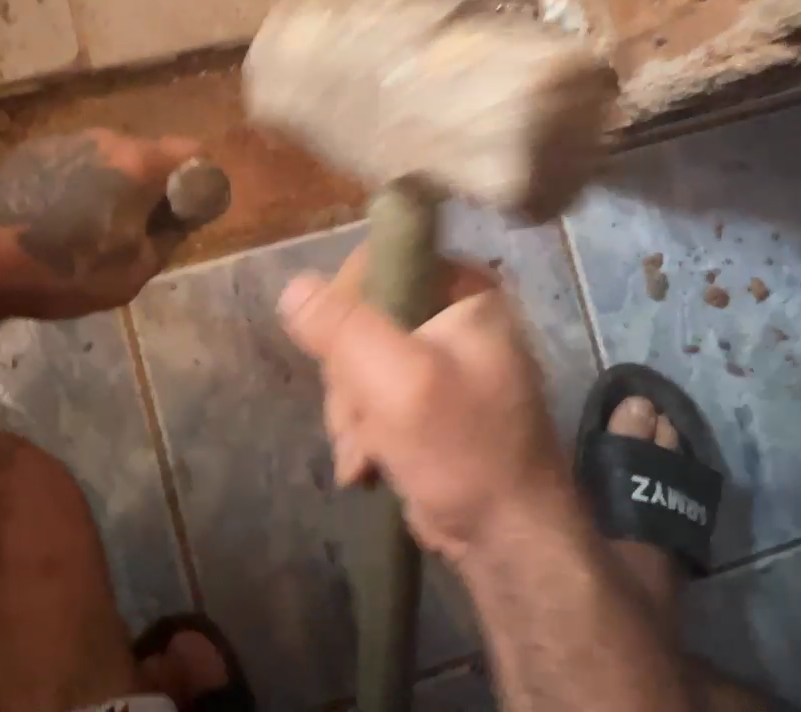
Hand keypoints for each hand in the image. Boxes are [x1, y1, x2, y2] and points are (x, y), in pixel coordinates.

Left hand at [0, 129, 201, 319]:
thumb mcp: (133, 271)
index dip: (202, 184)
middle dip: (155, 188)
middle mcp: (103, 140)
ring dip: (114, 189)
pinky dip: (78, 190)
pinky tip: (56, 227)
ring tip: (95, 233)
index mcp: (138, 162)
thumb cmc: (62, 268)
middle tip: (144, 231)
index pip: (194, 154)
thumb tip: (178, 221)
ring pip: (107, 161)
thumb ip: (167, 239)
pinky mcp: (23, 156)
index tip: (190, 216)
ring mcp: (59, 143)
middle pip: (148, 155)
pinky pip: (71, 167)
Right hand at [277, 250, 570, 560]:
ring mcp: (440, 360)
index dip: (345, 305)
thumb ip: (344, 328)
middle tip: (356, 417)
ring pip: (359, 361)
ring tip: (364, 454)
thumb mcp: (399, 380)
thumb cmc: (463, 449)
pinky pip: (372, 396)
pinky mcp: (427, 401)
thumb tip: (293, 286)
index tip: (335, 352)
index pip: (380, 262)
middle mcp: (454, 315)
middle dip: (348, 378)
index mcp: (464, 290)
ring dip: (350, 413)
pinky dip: (362, 431)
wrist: (507, 538)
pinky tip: (366, 465)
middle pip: (362, 318)